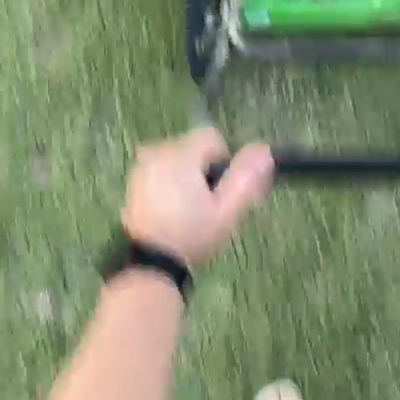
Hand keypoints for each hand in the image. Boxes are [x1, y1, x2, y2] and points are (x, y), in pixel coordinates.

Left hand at [121, 129, 274, 266]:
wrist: (150, 262)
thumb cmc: (192, 235)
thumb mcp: (226, 211)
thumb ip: (246, 178)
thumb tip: (264, 150)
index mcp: (180, 154)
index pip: (213, 138)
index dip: (224, 163)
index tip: (221, 192)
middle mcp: (157, 151)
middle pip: (195, 148)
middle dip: (205, 171)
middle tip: (208, 206)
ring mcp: (142, 167)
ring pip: (179, 160)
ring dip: (189, 178)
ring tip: (190, 211)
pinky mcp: (134, 182)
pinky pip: (163, 172)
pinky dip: (172, 185)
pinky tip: (173, 212)